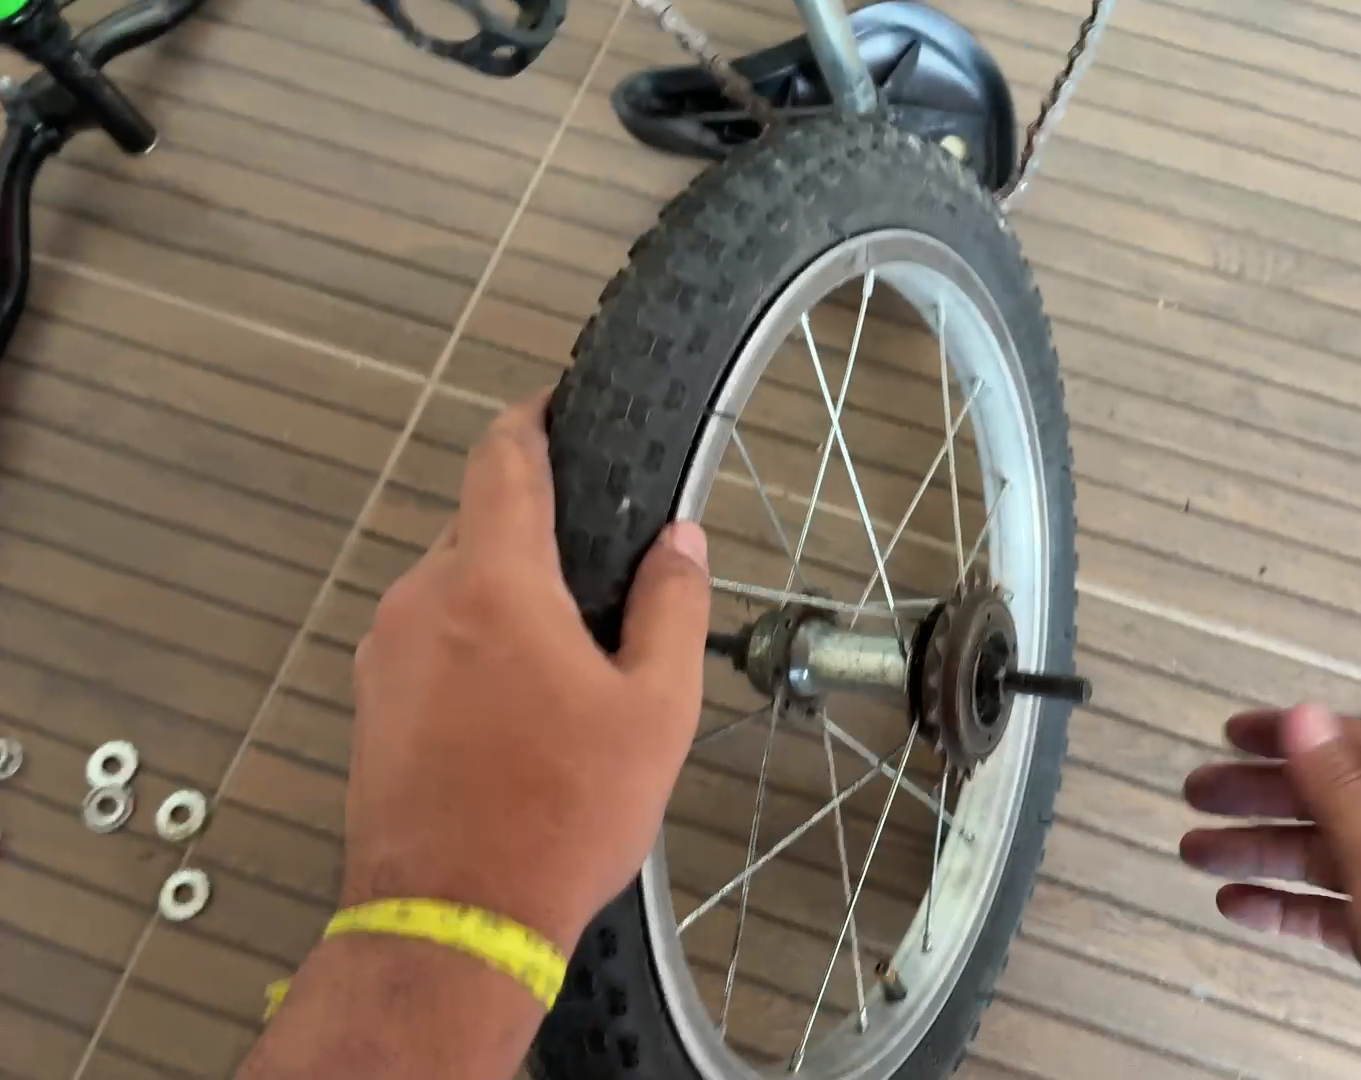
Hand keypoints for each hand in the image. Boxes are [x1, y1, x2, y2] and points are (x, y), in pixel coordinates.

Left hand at [346, 394, 710, 948]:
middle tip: (611, 582)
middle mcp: (423, 600)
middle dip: (547, 535)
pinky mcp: (368, 696)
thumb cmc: (569, 806)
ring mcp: (384, 650)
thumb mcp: (658, 704)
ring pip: (462, 581)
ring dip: (517, 590)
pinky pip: (434, 629)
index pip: (504, 463)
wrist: (457, 921)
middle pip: (488, 525)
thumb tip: (680, 539)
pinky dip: (482, 631)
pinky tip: (526, 695)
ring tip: (577, 653)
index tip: (560, 404)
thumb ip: (674, 604)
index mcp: (495, 587)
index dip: (533, 419)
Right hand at [1181, 705, 1360, 1079]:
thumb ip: (1335, 783)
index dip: (1283, 735)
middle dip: (1254, 796)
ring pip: (1313, 854)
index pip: (1343, 745)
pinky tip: (1235, 905)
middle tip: (1196, 795)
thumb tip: (1300, 712)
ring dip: (1255, 851)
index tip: (1228, 735)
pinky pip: (1321, 907)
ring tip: (1194, 852)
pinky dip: (1280, 903)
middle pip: (1318, 799)